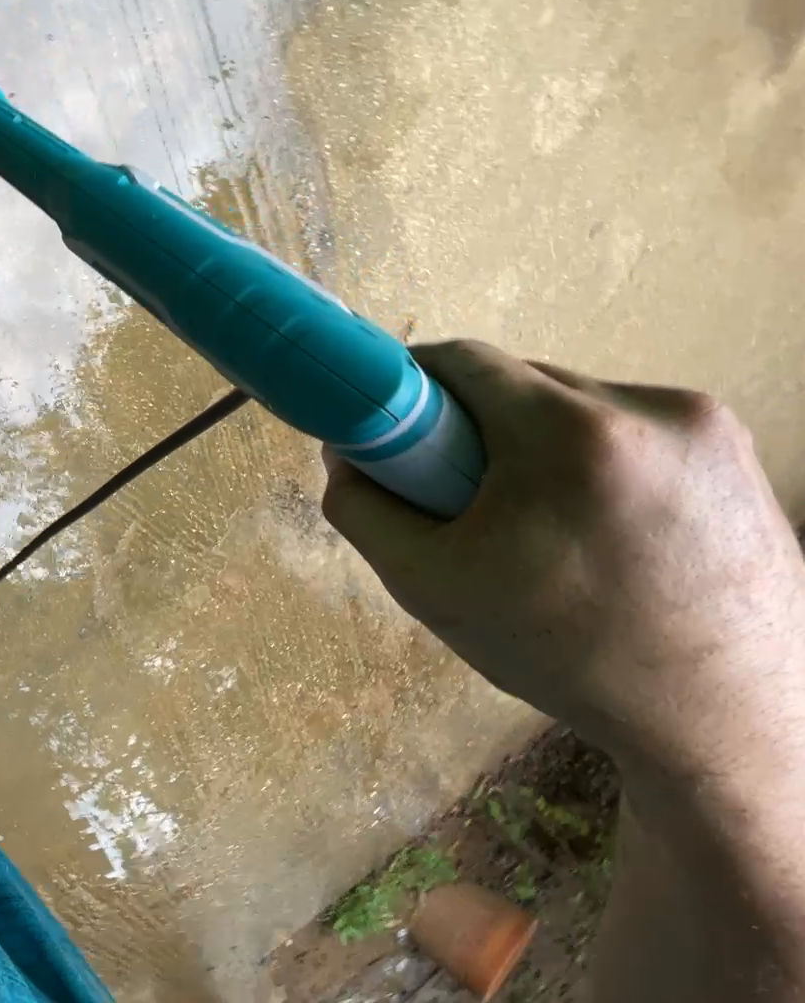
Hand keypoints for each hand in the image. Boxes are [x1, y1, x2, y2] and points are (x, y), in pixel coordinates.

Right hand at [321, 340, 804, 775]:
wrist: (724, 719)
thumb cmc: (560, 650)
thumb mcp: (424, 583)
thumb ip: (359, 507)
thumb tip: (343, 454)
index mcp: (572, 433)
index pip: (460, 361)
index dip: (404, 385)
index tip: (385, 430)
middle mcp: (653, 409)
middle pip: (515, 380)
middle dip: (464, 423)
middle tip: (445, 489)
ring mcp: (708, 428)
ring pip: (568, 403)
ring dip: (523, 440)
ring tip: (523, 520)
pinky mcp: (737, 453)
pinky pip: (620, 428)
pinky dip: (579, 458)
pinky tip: (582, 524)